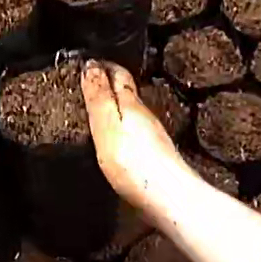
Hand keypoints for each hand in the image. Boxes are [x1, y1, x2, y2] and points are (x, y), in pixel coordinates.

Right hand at [80, 61, 192, 216]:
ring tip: (100, 108)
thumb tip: (91, 66)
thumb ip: (99, 98)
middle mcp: (147, 117)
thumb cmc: (136, 166)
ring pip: (134, 113)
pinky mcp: (156, 158)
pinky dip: (125, 128)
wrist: (171, 199)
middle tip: (91, 81)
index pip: (119, 75)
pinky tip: (119, 138)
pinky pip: (137, 133)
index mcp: (133, 105)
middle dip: (110, 84)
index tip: (89, 62)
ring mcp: (154, 138)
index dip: (103, 66)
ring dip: (118, 107)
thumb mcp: (107, 127)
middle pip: (128, 93)